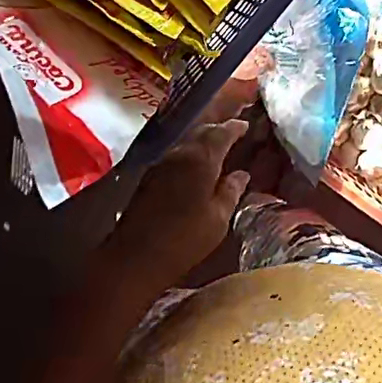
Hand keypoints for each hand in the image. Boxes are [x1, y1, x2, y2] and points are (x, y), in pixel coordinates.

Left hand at [103, 80, 256, 293]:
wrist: (135, 257)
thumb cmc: (184, 239)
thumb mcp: (218, 219)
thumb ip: (231, 191)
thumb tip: (241, 174)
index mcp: (201, 159)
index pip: (222, 132)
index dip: (236, 127)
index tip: (246, 125)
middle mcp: (180, 153)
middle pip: (202, 131)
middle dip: (219, 129)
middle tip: (234, 133)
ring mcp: (162, 162)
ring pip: (188, 141)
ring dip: (203, 141)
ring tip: (218, 149)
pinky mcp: (150, 175)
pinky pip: (176, 154)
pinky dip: (190, 153)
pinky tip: (196, 166)